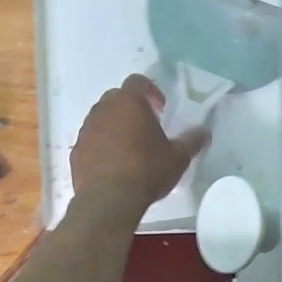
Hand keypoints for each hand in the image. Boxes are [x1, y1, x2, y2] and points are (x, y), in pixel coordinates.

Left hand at [70, 75, 210, 206]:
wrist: (109, 199)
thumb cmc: (147, 171)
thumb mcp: (177, 158)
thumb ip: (191, 141)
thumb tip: (205, 132)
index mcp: (129, 102)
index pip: (138, 82)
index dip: (151, 91)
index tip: (160, 109)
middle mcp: (103, 109)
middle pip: (116, 98)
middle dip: (130, 109)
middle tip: (145, 128)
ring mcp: (86, 130)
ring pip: (101, 120)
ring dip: (114, 128)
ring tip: (129, 150)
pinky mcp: (76, 152)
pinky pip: (90, 142)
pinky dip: (101, 148)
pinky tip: (113, 167)